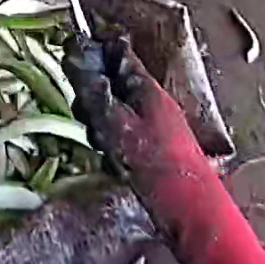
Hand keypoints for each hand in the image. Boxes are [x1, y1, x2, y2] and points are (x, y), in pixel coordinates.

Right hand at [66, 34, 264, 263]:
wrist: (194, 215)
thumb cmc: (156, 166)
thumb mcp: (116, 124)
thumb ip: (94, 91)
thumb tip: (76, 56)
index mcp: (147, 89)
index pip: (118, 52)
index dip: (93, 48)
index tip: (70, 54)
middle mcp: (152, 101)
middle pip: (111, 81)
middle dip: (91, 94)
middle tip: (86, 113)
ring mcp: (154, 124)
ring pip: (113, 107)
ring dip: (99, 121)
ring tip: (101, 142)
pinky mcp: (153, 145)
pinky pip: (121, 129)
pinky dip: (110, 138)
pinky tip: (111, 156)